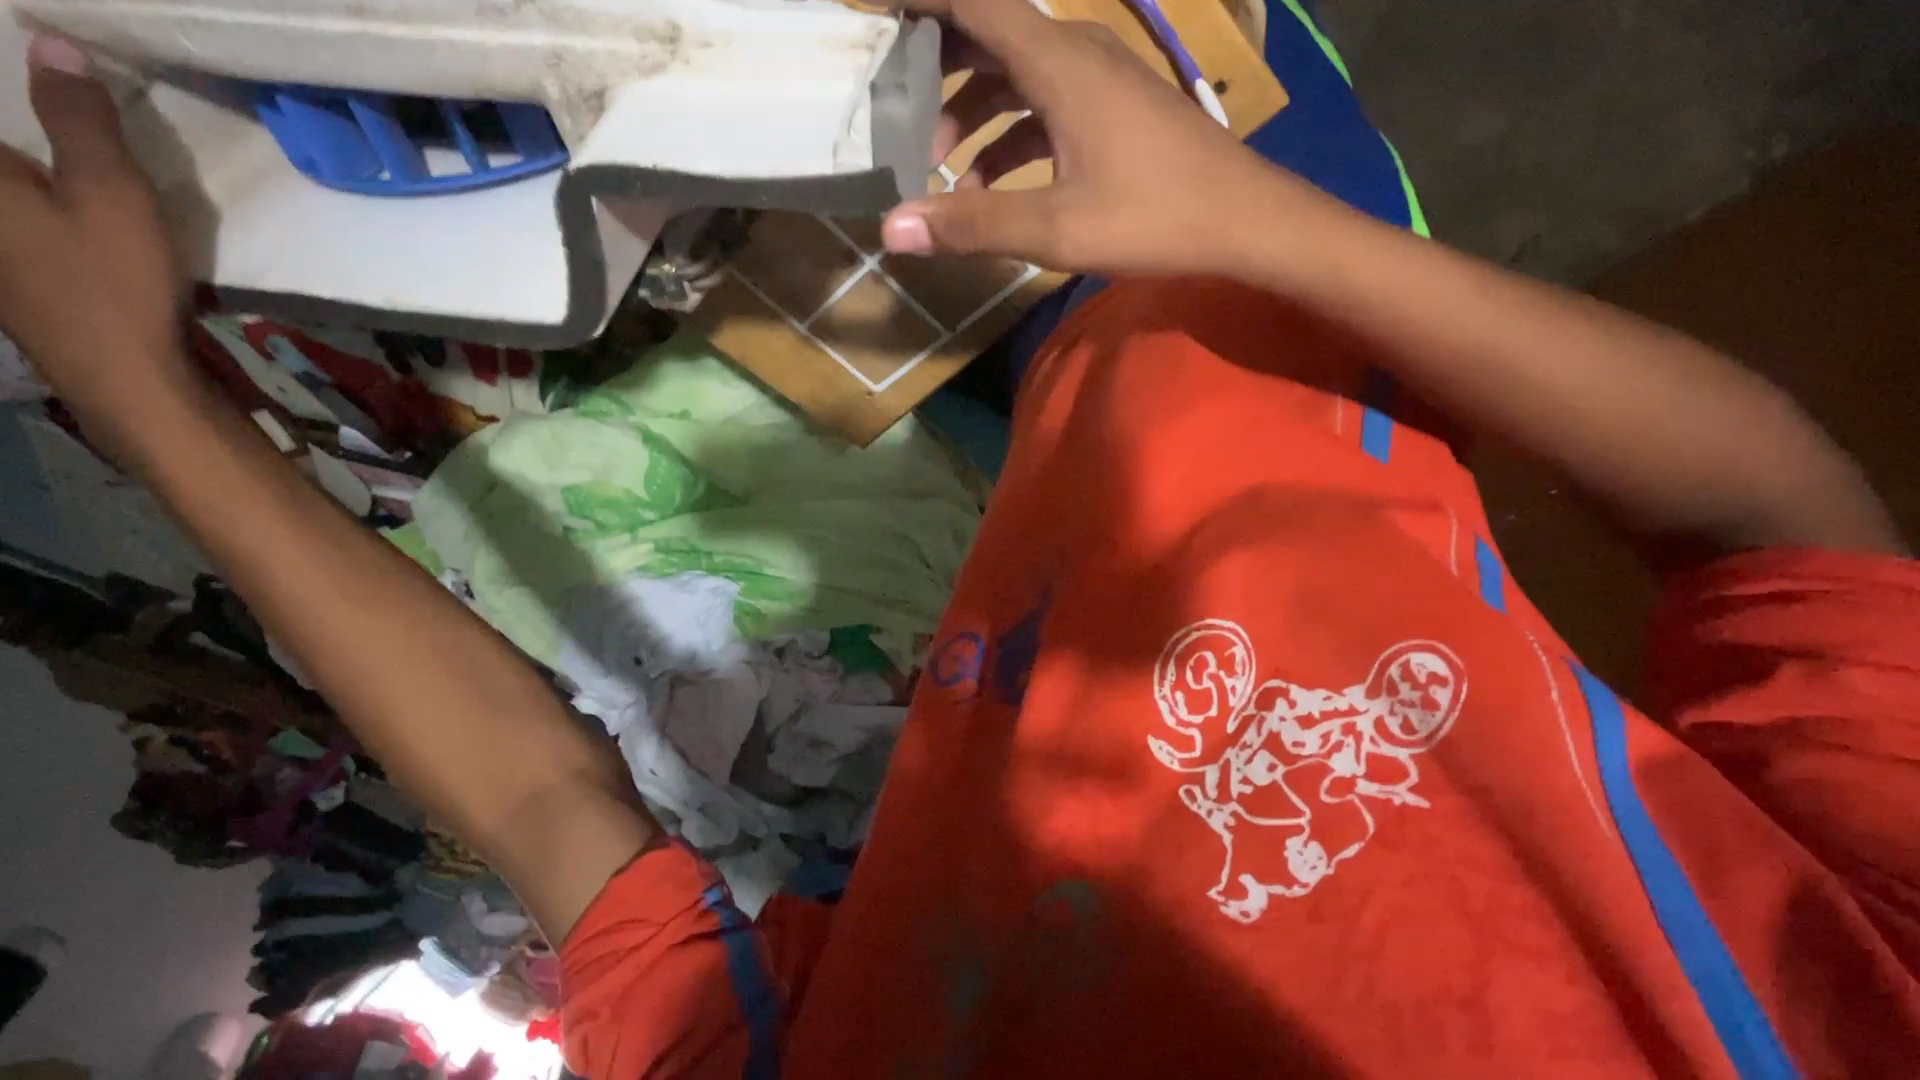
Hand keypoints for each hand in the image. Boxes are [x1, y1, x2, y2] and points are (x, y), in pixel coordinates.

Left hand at [0, 37, 188, 423]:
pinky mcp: (6, 278)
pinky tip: (81, 225)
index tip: (65, 95)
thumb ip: (79, 117)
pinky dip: (39, 212)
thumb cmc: (114, 281)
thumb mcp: (113, 193)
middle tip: (80, 128)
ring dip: (38, 180)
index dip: (22, 95)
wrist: (123, 377)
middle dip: (33, 140)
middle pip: (4, 157)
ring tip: (87, 178)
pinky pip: (18, 226)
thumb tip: (49, 42)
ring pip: (12, 194)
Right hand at [881, 0, 1298, 275]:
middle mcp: (1076, 54)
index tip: (872, 13)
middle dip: (936, 66)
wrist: (1248, 221)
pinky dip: (1012, 137)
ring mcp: (1100, 80)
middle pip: (989, 35)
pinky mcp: (1115, 110)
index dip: (919, 1)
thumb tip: (892, 227)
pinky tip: (993, 188)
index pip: (973, 2)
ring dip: (973, 114)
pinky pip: (1046, 106)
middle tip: (893, 104)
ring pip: (1017, 76)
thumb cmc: (1155, 216)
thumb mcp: (1055, 228)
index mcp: (1058, 63)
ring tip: (939, 167)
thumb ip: (972, 225)